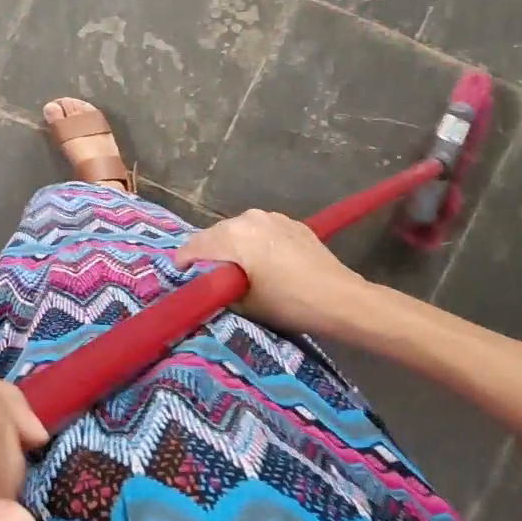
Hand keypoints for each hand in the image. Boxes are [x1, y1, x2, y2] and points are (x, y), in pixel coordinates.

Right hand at [172, 210, 372, 335]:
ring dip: (234, 245)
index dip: (183, 260)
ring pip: (239, 230)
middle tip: (211, 273)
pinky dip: (257, 243)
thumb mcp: (245, 303)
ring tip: (240, 267)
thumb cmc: (289, 303)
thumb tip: (212, 282)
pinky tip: (267, 262)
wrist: (342, 299)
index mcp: (232, 235)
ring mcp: (271, 217)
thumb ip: (221, 287)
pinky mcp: (291, 222)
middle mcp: (247, 218)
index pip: (195, 245)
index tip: (180, 272)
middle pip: (216, 234)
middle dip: (210, 251)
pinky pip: (262, 230)